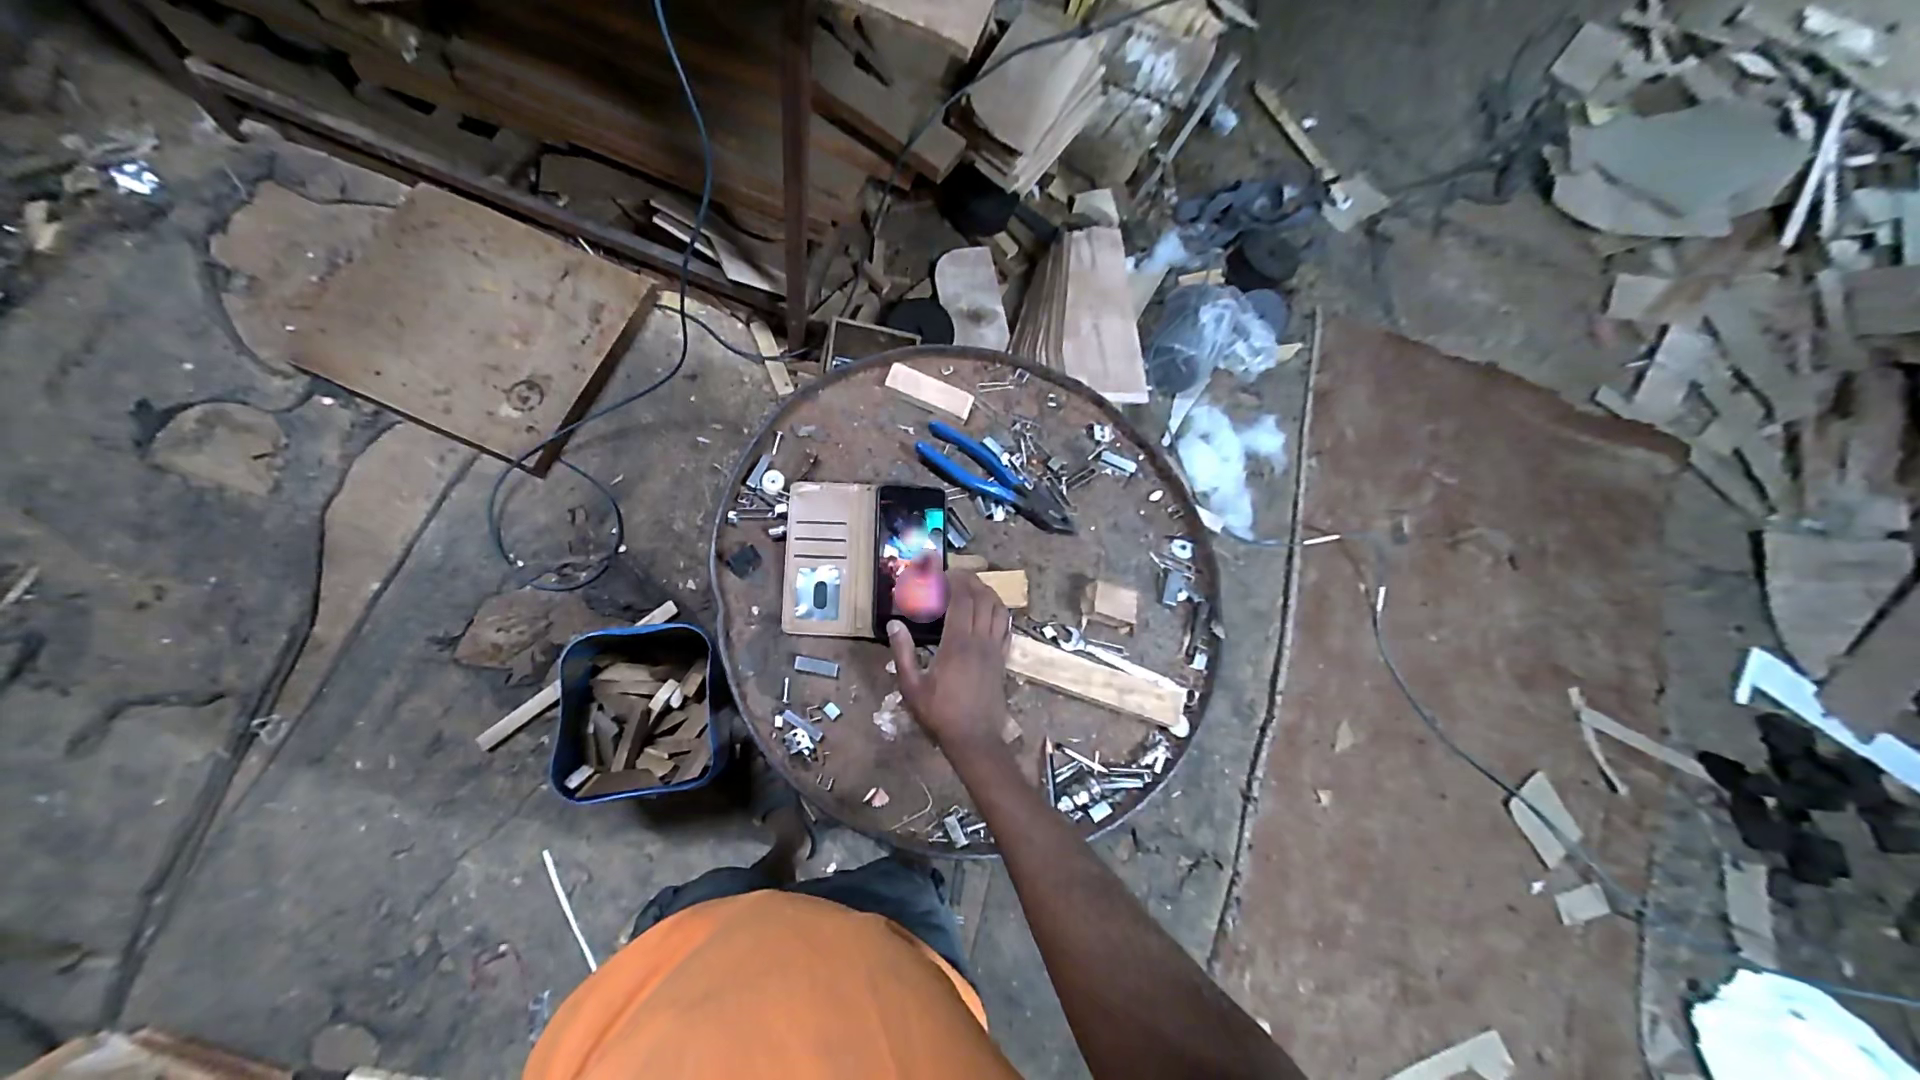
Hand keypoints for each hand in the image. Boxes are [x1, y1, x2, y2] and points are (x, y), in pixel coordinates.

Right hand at [886, 570, 1010, 753]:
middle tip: (955, 576)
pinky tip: (991, 611)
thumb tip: (894, 624)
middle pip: (983, 598)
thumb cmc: (940, 713)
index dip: (954, 581)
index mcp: (958, 643)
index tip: (941, 573)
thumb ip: (903, 653)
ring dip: (987, 593)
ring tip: (973, 588)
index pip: (962, 600)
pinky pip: (1007, 628)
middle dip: (970, 581)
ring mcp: (995, 649)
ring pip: (999, 610)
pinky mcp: (1002, 660)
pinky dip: (1000, 612)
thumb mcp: (912, 686)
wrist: (974, 738)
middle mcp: (981, 641)